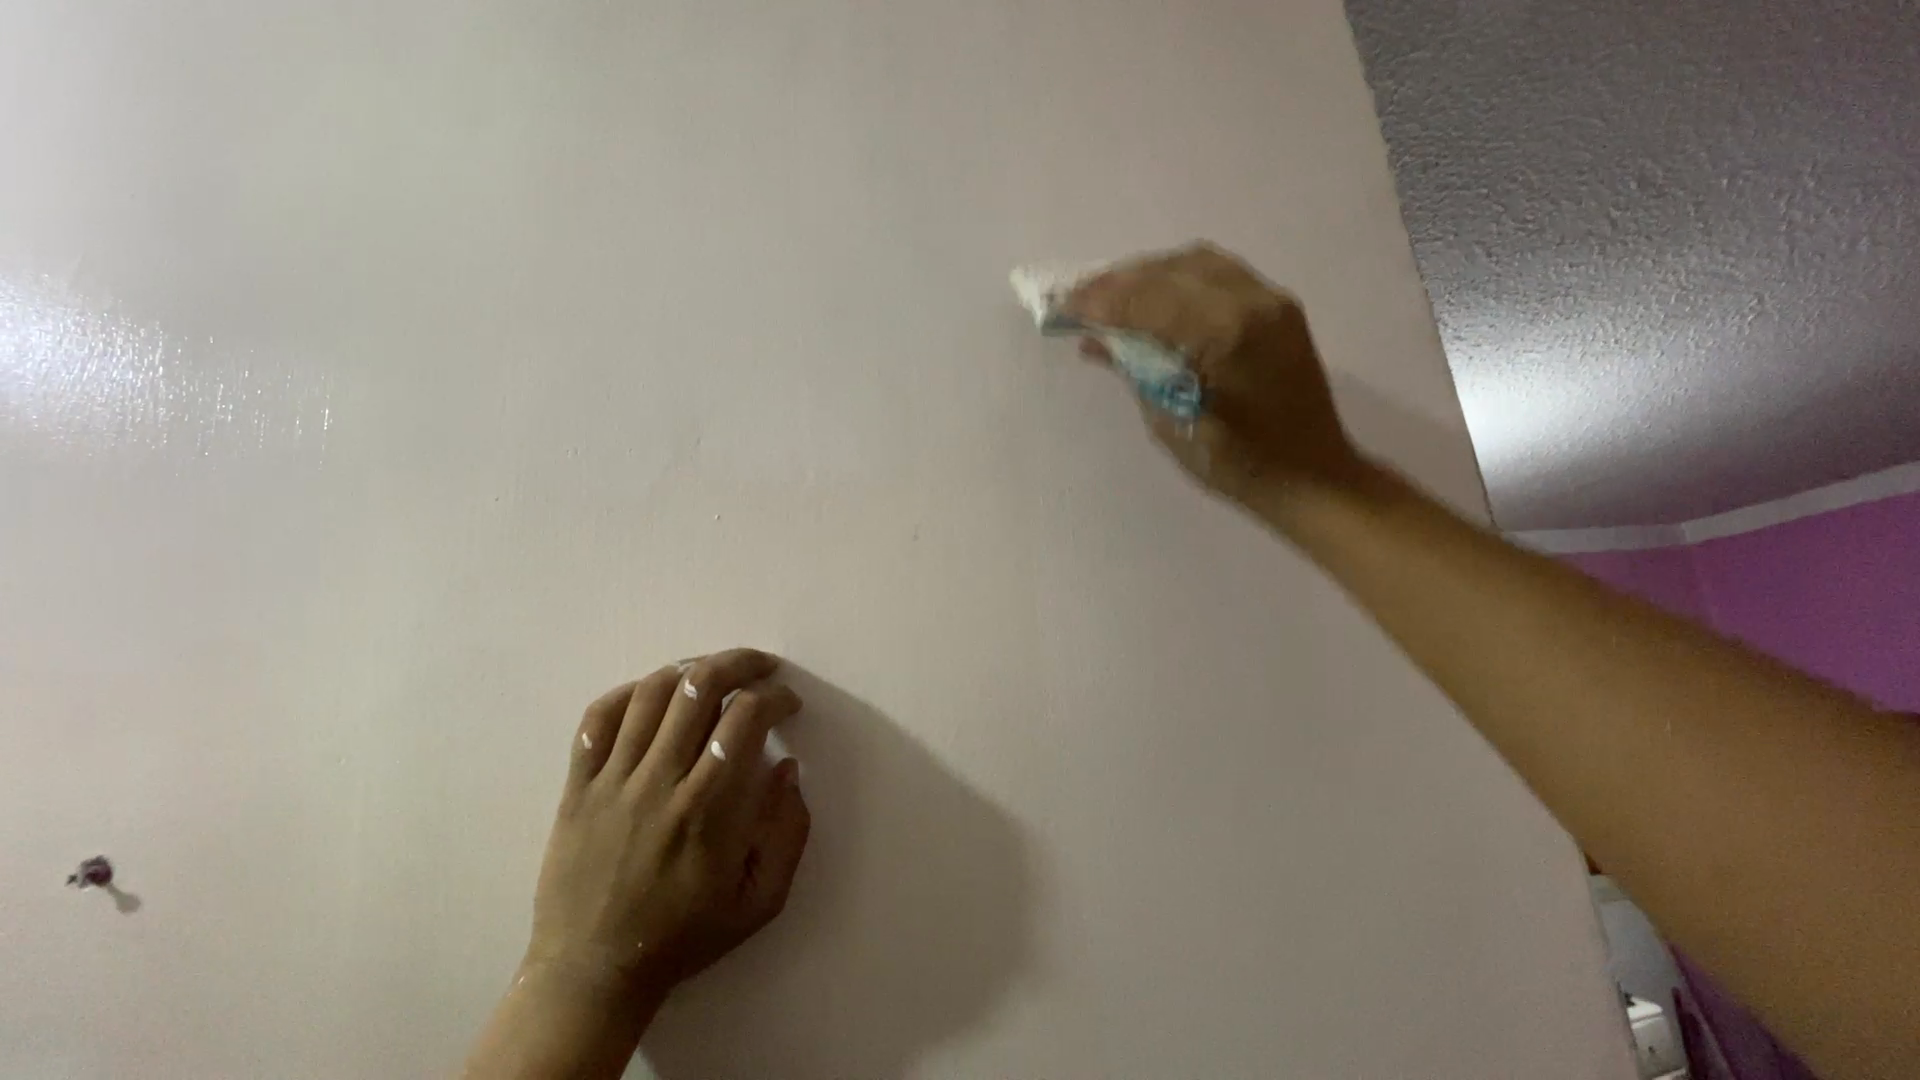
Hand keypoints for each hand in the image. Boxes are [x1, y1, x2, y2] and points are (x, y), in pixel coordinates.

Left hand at [522, 649, 809, 1001]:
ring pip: (651, 693)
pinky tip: (653, 694)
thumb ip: (787, 834)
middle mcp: (659, 782)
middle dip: (740, 664)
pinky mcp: (577, 786)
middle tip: (761, 667)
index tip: (788, 703)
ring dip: (689, 669)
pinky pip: (598, 718)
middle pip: (700, 688)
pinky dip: (628, 692)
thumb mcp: (760, 902)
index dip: (775, 697)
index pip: (746, 720)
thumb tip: (788, 769)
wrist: (593, 971)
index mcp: (708, 810)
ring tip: (712, 673)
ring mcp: (612, 780)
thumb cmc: (684, 937)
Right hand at [1066, 243, 1363, 507]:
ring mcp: (1270, 300)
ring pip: (1197, 262)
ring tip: (1114, 295)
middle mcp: (1251, 302)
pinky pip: (1220, 274)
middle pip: (1171, 270)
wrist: (1311, 476)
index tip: (1064, 306)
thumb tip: (1096, 341)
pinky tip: (1156, 299)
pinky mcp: (1278, 308)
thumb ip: (1135, 371)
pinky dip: (1180, 279)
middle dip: (1120, 280)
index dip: (1101, 300)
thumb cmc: (1236, 464)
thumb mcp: (1171, 422)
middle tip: (1081, 297)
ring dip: (1150, 274)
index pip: (1149, 300)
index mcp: (1226, 335)